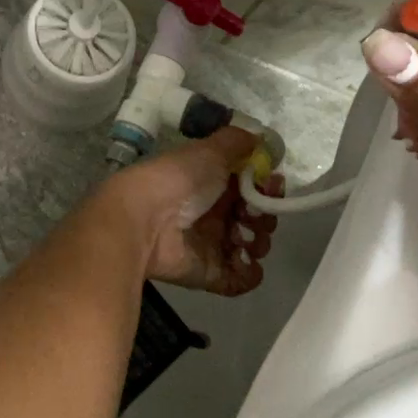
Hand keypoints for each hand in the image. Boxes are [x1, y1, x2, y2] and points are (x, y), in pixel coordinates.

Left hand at [96, 128, 280, 296]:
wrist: (145, 219)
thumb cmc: (180, 180)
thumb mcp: (210, 150)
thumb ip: (237, 142)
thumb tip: (262, 139)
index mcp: (210, 182)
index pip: (248, 186)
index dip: (265, 186)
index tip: (272, 185)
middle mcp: (212, 213)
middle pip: (252, 217)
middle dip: (266, 216)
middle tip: (259, 217)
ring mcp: (210, 244)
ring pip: (249, 247)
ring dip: (260, 243)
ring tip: (252, 240)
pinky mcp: (209, 272)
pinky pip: (238, 279)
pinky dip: (249, 274)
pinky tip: (247, 261)